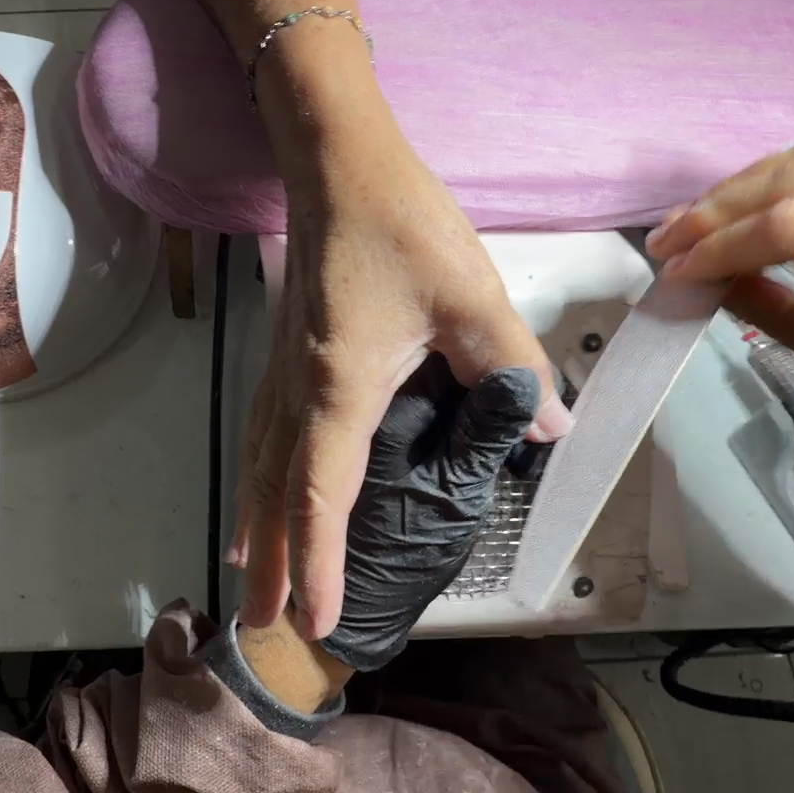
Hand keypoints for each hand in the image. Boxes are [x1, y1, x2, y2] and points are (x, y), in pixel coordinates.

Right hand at [236, 128, 569, 637]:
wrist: (340, 169)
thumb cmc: (400, 226)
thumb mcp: (469, 294)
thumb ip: (509, 363)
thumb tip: (548, 426)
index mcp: (341, 387)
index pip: (322, 491)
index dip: (318, 560)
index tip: (316, 620)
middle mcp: (299, 390)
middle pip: (275, 490)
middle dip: (269, 561)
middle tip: (257, 623)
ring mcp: (282, 372)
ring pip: (260, 463)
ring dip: (254, 522)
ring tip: (246, 571)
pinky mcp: (284, 355)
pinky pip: (262, 433)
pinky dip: (256, 476)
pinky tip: (256, 487)